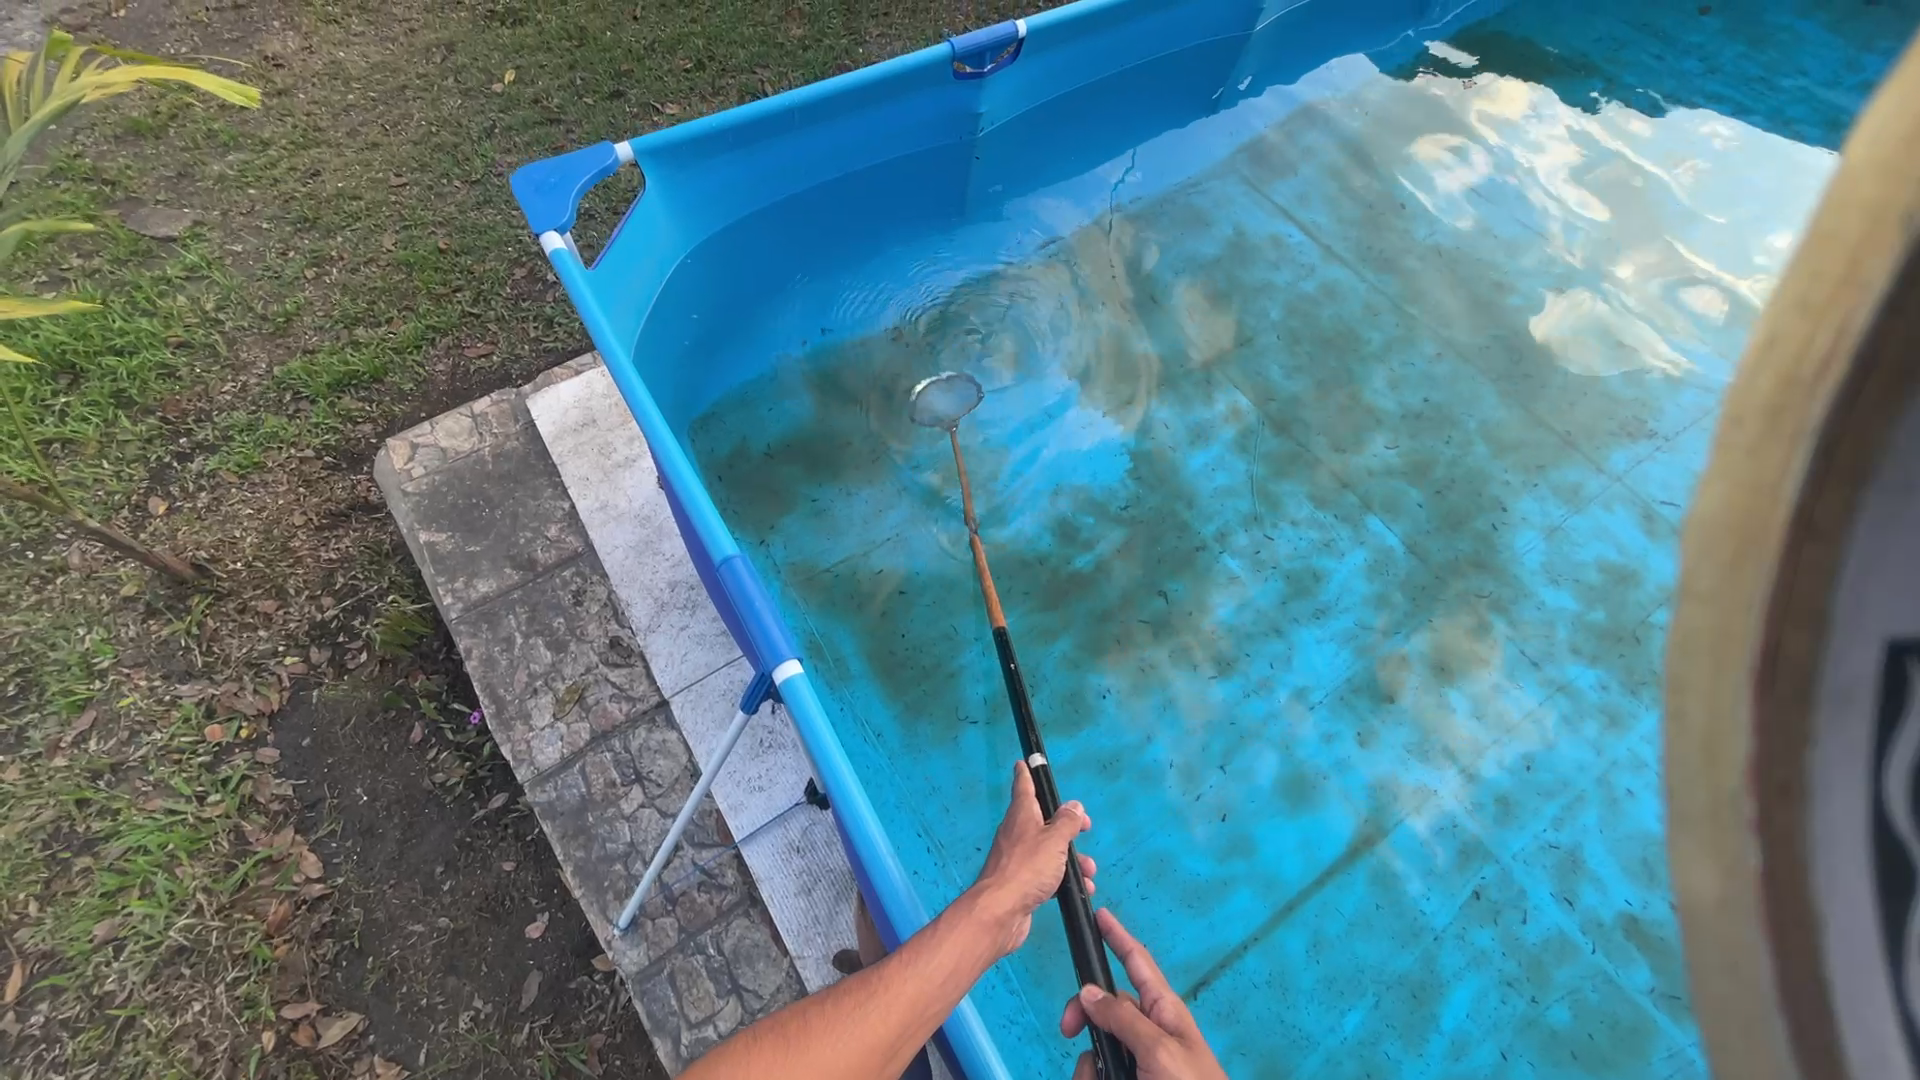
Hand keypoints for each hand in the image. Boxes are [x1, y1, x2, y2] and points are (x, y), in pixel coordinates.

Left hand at [966, 760, 1093, 956]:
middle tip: (1086, 827)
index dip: (1026, 773)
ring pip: (1049, 849)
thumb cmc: (1028, 868)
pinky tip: (1080, 890)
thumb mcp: (1054, 840)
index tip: (1023, 762)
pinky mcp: (1022, 881)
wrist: (1002, 911)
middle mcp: (1017, 832)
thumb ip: (1066, 822)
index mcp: (1022, 814)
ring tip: (1089, 871)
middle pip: (1043, 819)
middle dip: (1066, 824)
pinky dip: (1063, 877)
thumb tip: (1074, 805)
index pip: (1023, 786)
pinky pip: (1047, 873)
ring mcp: (1018, 857)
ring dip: (1071, 857)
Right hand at [1061, 909, 1226, 1079]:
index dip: (1118, 936)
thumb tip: (1088, 990)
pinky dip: (1092, 1077)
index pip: (1137, 962)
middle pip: (1106, 1006)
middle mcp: (1149, 1032)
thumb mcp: (1159, 1052)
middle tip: (1067, 1031)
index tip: (1098, 914)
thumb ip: (1123, 1018)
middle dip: (1084, 1015)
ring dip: (1089, 1063)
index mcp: (1164, 1011)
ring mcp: (1140, 1062)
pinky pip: (1099, 1071)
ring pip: (1098, 1047)